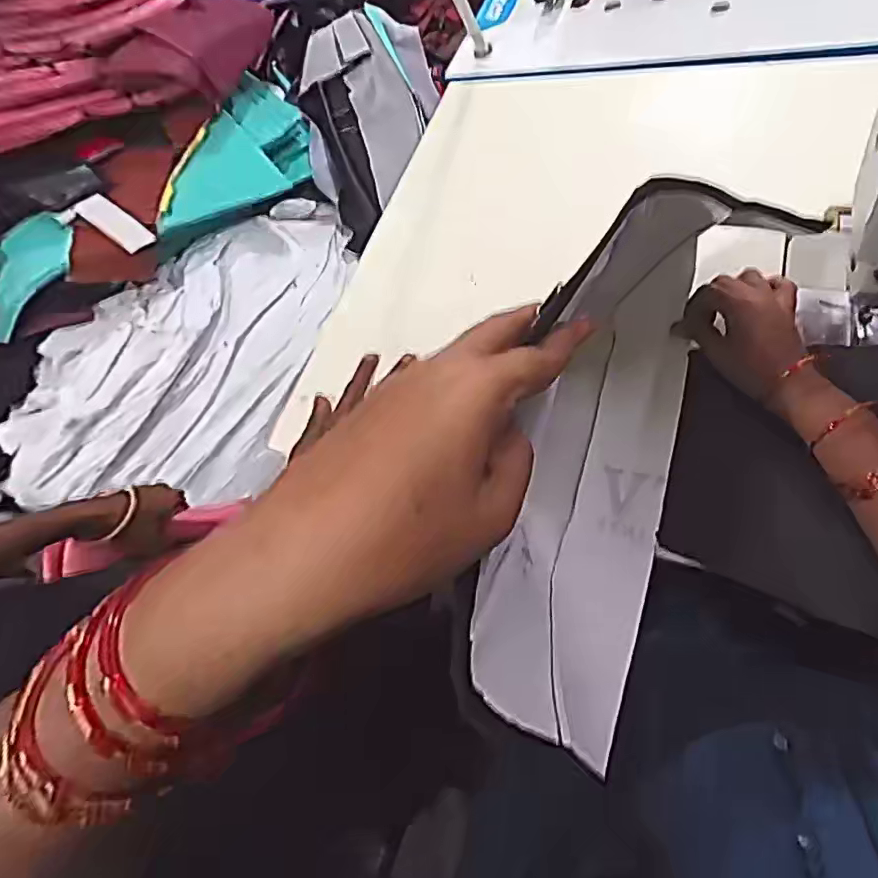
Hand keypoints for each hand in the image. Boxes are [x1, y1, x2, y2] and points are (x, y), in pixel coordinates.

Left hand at [79, 485, 187, 558]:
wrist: (93, 518)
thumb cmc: (132, 529)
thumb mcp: (159, 543)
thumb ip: (178, 542)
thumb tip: (192, 541)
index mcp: (177, 497)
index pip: (187, 511)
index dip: (179, 525)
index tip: (171, 536)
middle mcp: (163, 488)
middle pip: (168, 505)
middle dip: (163, 517)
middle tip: (154, 534)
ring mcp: (140, 487)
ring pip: (151, 503)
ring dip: (146, 514)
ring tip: (135, 532)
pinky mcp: (121, 490)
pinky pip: (133, 503)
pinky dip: (130, 513)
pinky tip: (122, 526)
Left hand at [117, 306, 595, 714]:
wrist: (293, 558)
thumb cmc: (400, 540)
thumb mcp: (490, 514)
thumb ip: (515, 463)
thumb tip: (506, 438)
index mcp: (474, 393)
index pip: (533, 358)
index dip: (565, 341)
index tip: (584, 324)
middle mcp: (433, 376)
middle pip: (489, 332)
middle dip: (524, 321)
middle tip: (549, 318)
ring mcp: (393, 388)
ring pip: (453, 353)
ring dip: (486, 350)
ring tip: (508, 363)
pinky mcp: (365, 408)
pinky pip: (422, 377)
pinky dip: (451, 376)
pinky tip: (452, 402)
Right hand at [680, 269, 808, 407]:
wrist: (788, 384)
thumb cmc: (757, 371)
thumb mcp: (716, 352)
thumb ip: (698, 331)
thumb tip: (687, 325)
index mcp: (737, 300)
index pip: (706, 294)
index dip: (692, 309)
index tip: (687, 323)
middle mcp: (757, 293)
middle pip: (725, 283)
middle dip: (709, 298)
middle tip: (700, 317)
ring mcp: (774, 299)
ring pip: (749, 279)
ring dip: (734, 289)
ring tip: (725, 307)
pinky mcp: (787, 308)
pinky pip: (776, 286)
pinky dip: (765, 288)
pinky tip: (757, 299)